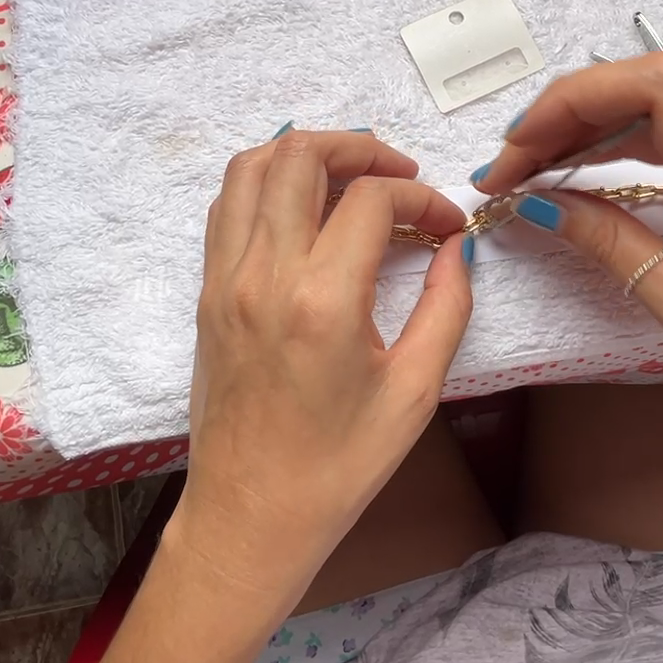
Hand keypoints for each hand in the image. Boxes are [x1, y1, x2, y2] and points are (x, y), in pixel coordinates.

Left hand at [181, 128, 474, 612]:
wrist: (249, 516)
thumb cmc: (338, 465)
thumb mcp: (414, 392)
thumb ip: (446, 306)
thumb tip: (458, 246)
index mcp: (321, 299)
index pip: (373, 199)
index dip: (422, 197)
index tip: (447, 223)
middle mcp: (263, 272)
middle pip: (300, 154)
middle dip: (359, 146)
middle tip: (399, 173)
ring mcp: (223, 277)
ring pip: (252, 166)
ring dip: (306, 153)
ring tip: (351, 176)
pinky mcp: (205, 289)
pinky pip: (228, 204)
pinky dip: (266, 181)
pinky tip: (302, 204)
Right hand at [470, 52, 662, 426]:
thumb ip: (618, 252)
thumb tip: (537, 204)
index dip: (579, 100)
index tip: (519, 149)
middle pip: (650, 84)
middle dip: (563, 114)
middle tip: (504, 169)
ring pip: (655, 97)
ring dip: (580, 123)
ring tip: (524, 168)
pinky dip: (612, 134)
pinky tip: (574, 163)